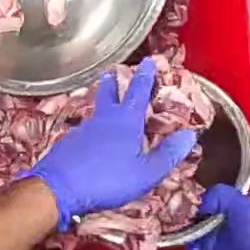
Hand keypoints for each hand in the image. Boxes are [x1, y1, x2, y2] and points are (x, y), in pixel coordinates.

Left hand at [20, 57, 199, 229]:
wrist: (59, 188)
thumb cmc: (108, 180)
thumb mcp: (147, 172)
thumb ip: (168, 154)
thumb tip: (190, 134)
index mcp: (126, 121)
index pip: (139, 92)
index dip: (146, 76)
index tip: (148, 61)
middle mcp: (102, 120)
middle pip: (108, 94)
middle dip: (113, 82)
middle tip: (113, 72)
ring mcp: (81, 130)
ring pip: (94, 113)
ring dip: (101, 106)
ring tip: (105, 106)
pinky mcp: (67, 144)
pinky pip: (83, 132)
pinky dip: (90, 130)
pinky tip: (90, 140)